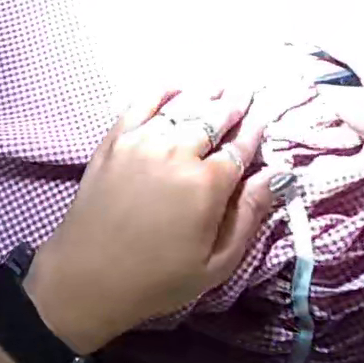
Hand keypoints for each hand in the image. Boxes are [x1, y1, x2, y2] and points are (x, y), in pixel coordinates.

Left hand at [25, 88, 287, 353]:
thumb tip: (277, 175)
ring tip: (222, 83)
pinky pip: (141, 103)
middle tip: (249, 88)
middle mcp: (178, 152)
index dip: (256, 129)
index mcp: (207, 185)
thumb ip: (249, 216)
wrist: (86, 280)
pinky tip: (176, 85)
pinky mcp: (115, 141)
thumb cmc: (157, 279)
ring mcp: (143, 142)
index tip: (267, 112)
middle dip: (235, 103)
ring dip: (206, 93)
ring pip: (183, 106)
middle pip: (215, 118)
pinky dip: (162, 91)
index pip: (241, 147)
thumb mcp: (217, 264)